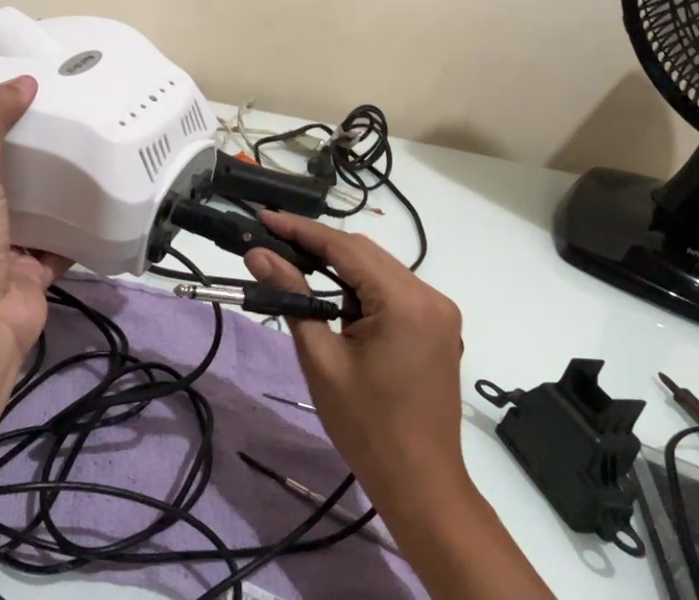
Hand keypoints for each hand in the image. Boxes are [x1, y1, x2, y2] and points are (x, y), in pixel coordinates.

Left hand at [0, 76, 71, 355]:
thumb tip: (22, 80)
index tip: (22, 106)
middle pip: (9, 185)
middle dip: (31, 161)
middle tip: (64, 126)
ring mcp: (9, 251)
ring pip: (38, 213)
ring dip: (57, 193)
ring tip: (88, 155)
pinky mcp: (39, 271)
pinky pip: (64, 243)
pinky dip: (81, 228)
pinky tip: (103, 202)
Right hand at [244, 211, 468, 499]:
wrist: (419, 481)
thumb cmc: (365, 424)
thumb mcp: (321, 358)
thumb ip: (292, 298)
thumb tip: (259, 255)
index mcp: (405, 302)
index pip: (346, 248)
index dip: (301, 230)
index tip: (264, 218)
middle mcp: (431, 297)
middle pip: (365, 254)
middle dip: (317, 245)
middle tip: (270, 242)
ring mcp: (439, 312)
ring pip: (379, 270)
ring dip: (338, 268)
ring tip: (292, 266)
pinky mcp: (438, 328)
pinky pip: (393, 291)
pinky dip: (360, 289)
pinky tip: (331, 297)